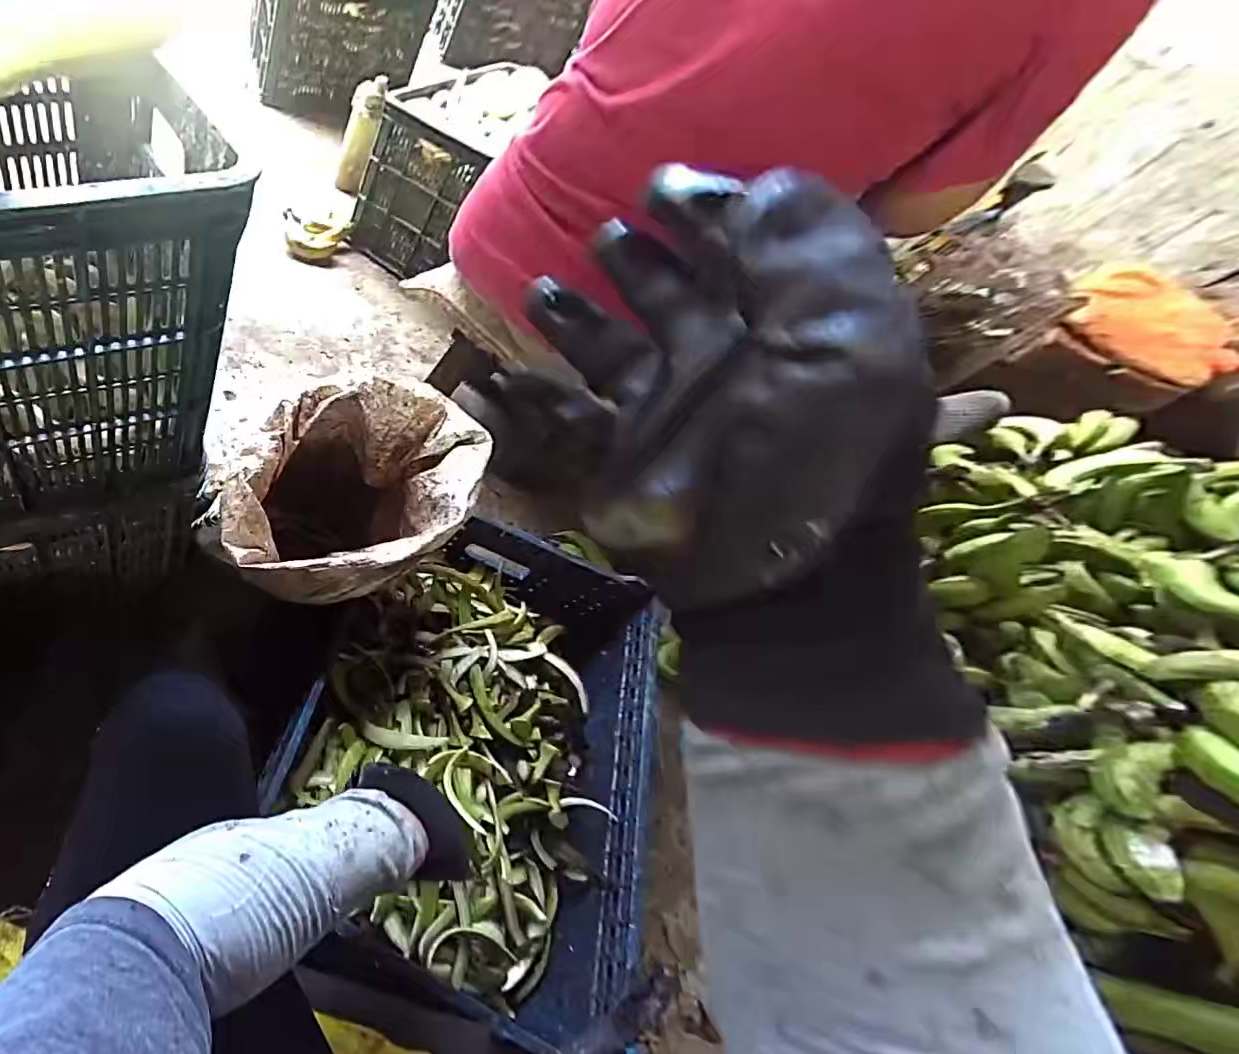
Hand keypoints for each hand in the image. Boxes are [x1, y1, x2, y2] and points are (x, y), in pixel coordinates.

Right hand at [468, 166, 985, 747]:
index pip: (744, 250)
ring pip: (609, 349)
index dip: (707, 210)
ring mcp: (660, 411)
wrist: (763, 587)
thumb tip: (754, 187)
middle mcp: (717, 364)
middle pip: (669, 297)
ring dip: (575, 317)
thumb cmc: (809, 469)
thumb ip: (808, 258)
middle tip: (605, 228)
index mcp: (784, 329)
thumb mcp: (840, 349)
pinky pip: (565, 413)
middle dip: (638, 259)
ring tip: (541, 285)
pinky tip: (497, 375)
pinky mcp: (615, 454)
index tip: (660, 184)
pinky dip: (529, 395)